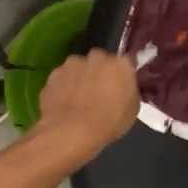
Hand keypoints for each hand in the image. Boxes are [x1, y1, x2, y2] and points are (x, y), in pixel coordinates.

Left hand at [30, 50, 139, 165]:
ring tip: (79, 97)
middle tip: (101, 89)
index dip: (126, 70)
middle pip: (102, 59)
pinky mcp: (54, 73)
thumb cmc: (108, 122)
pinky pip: (63, 77)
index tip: (124, 80)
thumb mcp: (132, 109)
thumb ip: (129, 90)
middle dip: (101, 70)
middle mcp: (97, 57)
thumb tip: (124, 87)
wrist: (71, 131)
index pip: (129, 59)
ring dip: (82, 76)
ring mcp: (73, 63)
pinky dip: (65, 85)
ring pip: (80, 66)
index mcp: (121, 65)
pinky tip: (65, 101)